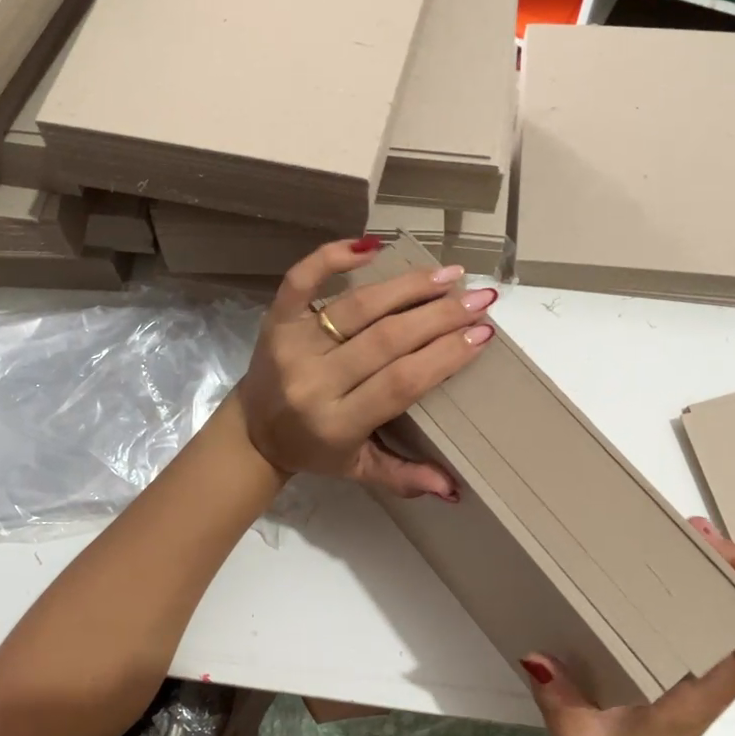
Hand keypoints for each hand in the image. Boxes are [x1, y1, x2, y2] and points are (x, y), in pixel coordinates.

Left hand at [237, 236, 496, 497]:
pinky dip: (332, 257)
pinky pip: (301, 280)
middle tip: (479, 300)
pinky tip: (372, 245)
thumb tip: (453, 490)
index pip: (400, 383)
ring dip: (406, 286)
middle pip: (385, 340)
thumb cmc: (314, 449)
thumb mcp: (358, 470)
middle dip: (438, 316)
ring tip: (449, 274)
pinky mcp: (276, 320)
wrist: (252, 433)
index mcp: (337, 422)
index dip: (444, 357)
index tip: (482, 335)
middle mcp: (314, 381)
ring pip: (356, 308)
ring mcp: (292, 345)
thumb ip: (403, 477)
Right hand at [522, 518, 734, 735]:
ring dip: (724, 569)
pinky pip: (716, 616)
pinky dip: (715, 580)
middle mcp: (710, 675)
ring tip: (695, 527)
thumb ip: (561, 706)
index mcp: (693, 699)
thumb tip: (538, 657)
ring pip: (734, 614)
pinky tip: (697, 549)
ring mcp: (707, 662)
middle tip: (700, 530)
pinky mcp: (694, 653)